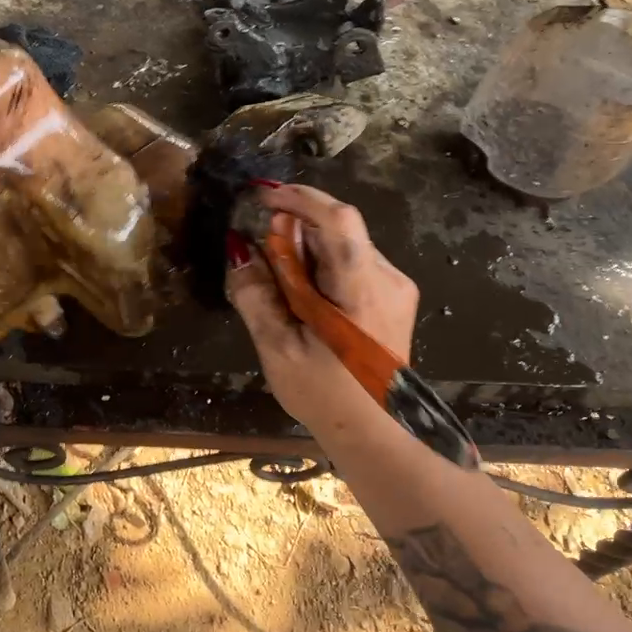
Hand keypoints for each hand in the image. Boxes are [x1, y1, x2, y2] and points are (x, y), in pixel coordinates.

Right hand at [225, 184, 418, 433]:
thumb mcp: (278, 347)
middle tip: (257, 245)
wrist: (379, 435)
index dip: (298, 198)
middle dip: (293, 225)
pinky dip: (318, 262)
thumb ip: (257, 293)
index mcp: (361, 289)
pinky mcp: (390, 297)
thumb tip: (238, 249)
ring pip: (342, 243)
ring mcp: (393, 287)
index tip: (261, 197)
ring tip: (274, 275)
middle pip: (337, 228)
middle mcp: (386, 278)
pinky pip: (349, 261)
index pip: (337, 219)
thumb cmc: (326, 395)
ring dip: (303, 245)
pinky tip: (299, 290)